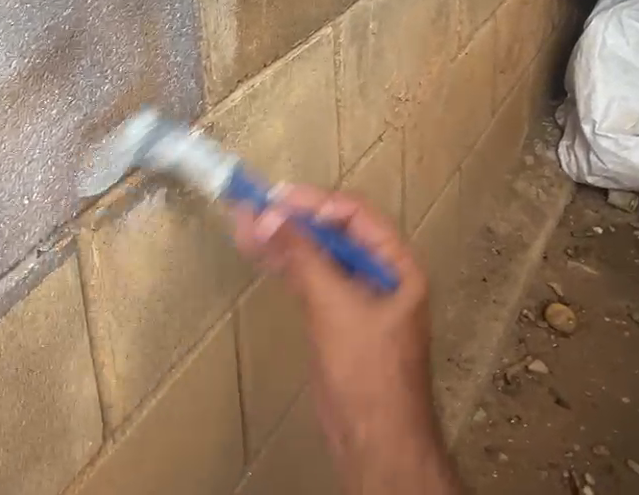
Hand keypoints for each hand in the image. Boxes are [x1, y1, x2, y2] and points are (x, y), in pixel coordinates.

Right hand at [233, 186, 459, 494]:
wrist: (373, 440)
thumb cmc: (366, 370)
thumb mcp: (334, 305)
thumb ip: (302, 256)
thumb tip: (267, 214)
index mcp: (396, 266)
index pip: (356, 215)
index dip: (316, 202)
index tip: (276, 199)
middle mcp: (378, 274)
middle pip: (332, 231)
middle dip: (292, 219)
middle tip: (252, 207)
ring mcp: (354, 296)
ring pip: (314, 253)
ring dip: (281, 238)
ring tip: (242, 223)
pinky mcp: (332, 315)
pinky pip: (306, 276)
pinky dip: (281, 262)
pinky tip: (255, 249)